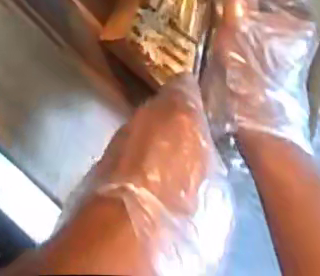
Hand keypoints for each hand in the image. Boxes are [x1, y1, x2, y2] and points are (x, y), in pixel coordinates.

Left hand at [66, 75, 233, 275]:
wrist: (125, 233)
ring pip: (144, 126)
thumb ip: (211, 156)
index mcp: (180, 109)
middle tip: (189, 144)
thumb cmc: (181, 210)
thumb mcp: (215, 185)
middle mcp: (148, 110)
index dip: (196, 99)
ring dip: (154, 139)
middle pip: (164, 106)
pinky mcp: (104, 153)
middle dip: (174, 120)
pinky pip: (129, 148)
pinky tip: (145, 181)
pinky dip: (137, 159)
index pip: (189, 87)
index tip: (204, 111)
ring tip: (167, 167)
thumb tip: (210, 153)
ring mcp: (123, 129)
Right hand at [206, 0, 318, 149]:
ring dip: (236, 20)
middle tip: (217, 9)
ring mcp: (288, 53)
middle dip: (239, 1)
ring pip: (257, 21)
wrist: (261, 132)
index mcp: (300, 16)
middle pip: (265, 1)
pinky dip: (238, 39)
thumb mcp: (238, 19)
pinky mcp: (275, 70)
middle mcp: (300, 32)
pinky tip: (221, 50)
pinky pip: (255, 41)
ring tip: (215, 28)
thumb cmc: (251, 70)